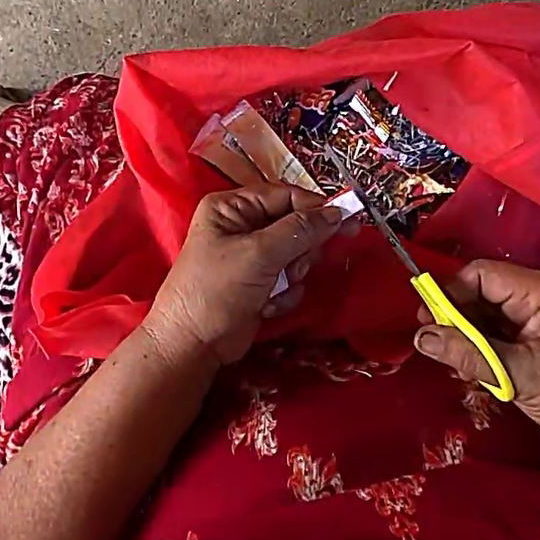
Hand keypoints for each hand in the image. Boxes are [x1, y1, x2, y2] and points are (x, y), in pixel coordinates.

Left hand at [144, 185, 344, 364]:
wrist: (193, 344)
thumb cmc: (217, 290)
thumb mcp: (259, 254)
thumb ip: (300, 230)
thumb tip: (337, 212)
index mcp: (231, 207)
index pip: (285, 195)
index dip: (315, 209)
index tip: (346, 222)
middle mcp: (241, 226)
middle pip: (294, 224)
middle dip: (300, 250)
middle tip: (295, 268)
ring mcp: (251, 256)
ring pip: (297, 254)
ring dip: (292, 275)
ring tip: (275, 289)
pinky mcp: (259, 283)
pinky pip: (289, 279)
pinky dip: (284, 293)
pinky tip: (266, 306)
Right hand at [413, 260, 539, 478]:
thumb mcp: (523, 377)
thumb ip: (470, 353)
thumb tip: (421, 337)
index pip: (484, 274)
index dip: (451, 293)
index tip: (427, 322)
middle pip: (482, 292)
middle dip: (456, 319)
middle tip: (436, 347)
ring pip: (486, 315)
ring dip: (467, 338)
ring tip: (459, 367)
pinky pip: (498, 333)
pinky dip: (481, 350)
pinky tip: (473, 371)